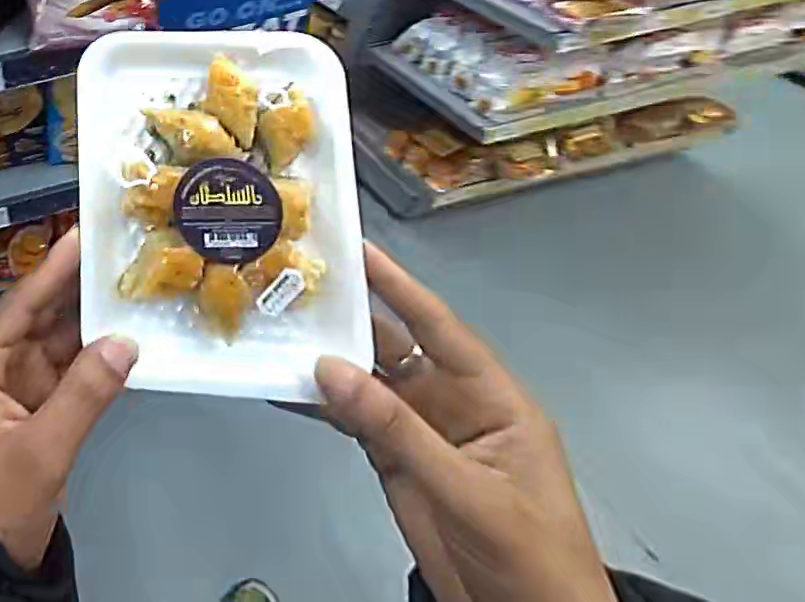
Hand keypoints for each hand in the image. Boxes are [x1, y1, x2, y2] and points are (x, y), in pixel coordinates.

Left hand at [0, 228, 137, 569]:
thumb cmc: (1, 497)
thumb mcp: (42, 450)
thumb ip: (83, 395)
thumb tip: (126, 341)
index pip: (21, 303)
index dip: (52, 269)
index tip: (80, 235)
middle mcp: (0, 357)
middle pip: (40, 310)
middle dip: (73, 280)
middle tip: (112, 246)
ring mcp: (23, 375)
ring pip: (59, 332)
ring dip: (89, 309)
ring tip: (125, 275)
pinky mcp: (44, 395)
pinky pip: (72, 360)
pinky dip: (96, 345)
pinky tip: (123, 326)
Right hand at [315, 243, 614, 601]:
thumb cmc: (529, 556)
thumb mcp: (470, 492)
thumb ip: (396, 427)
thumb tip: (325, 366)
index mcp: (488, 397)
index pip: (438, 327)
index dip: (398, 285)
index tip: (357, 248)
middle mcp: (446, 398)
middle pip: (388, 343)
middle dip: (343, 315)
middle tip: (294, 281)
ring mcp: (414, 424)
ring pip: (359, 375)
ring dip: (320, 355)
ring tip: (274, 327)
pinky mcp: (387, 450)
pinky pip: (344, 412)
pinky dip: (312, 399)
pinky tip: (280, 385)